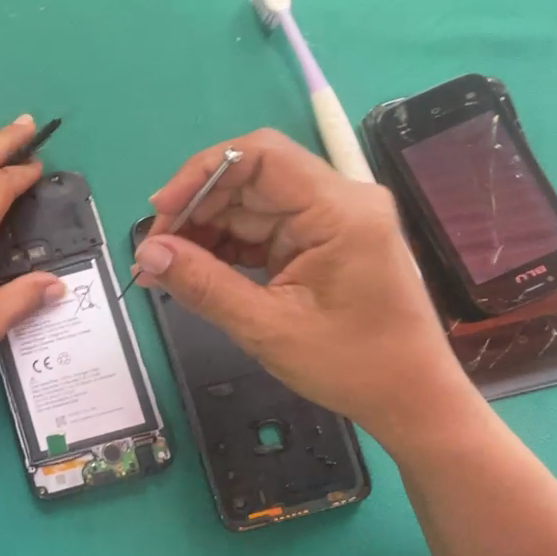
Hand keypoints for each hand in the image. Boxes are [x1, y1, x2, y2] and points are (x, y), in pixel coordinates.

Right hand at [133, 129, 473, 443]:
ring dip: (202, 234)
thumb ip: (203, 285)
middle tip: (152, 255)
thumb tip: (146, 254)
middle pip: (249, 180)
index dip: (201, 173)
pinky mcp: (318, 244)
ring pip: (248, 207)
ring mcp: (328, 222)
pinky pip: (259, 231)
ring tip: (162, 270)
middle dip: (194, 211)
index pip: (260, 156)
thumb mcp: (267, 327)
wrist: (410, 399)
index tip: (161, 214)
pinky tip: (191, 273)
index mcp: (339, 210)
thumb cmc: (352, 365)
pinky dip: (222, 250)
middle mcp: (337, 202)